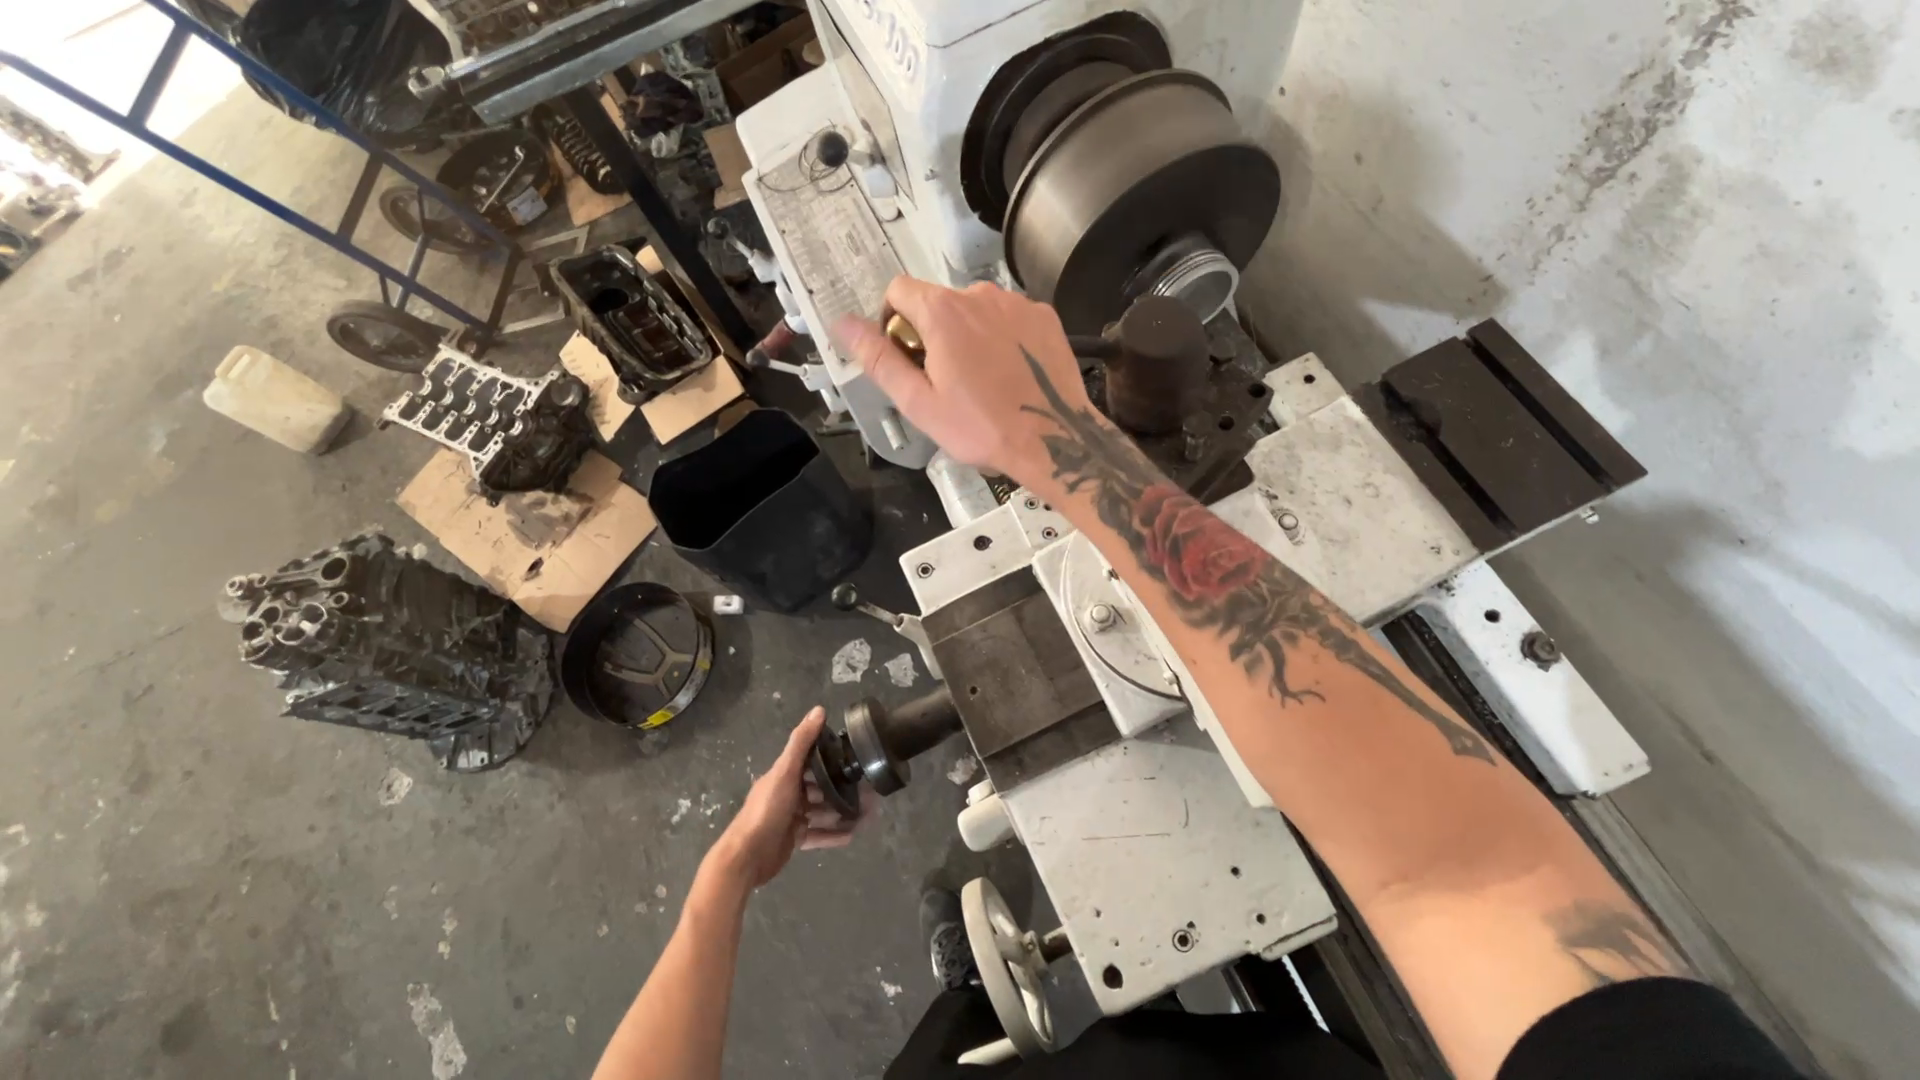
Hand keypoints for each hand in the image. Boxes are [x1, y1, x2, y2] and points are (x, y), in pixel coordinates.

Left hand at [707, 707, 867, 891]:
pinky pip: (819, 835)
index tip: (857, 759)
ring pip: (823, 812)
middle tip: (870, 792)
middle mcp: (789, 794)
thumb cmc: (766, 810)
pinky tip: (853, 834)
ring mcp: (792, 818)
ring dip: (843, 812)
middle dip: (844, 790)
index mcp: (785, 776)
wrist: (747, 856)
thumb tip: (819, 710)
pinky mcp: (794, 839)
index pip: (813, 762)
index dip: (833, 760)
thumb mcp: (785, 772)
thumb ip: (801, 743)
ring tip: (868, 814)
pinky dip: (834, 834)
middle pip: (821, 789)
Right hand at [831, 277, 1089, 483]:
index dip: (892, 321)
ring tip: (981, 380)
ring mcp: (1017, 303)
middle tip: (945, 380)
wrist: (1054, 440)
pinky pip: (1010, 317)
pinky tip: (1010, 372)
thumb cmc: (981, 428)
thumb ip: (878, 358)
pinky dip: (1003, 336)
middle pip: (938, 300)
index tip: (906, 357)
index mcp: (943, 312)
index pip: (898, 290)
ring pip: (976, 308)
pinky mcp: (1045, 317)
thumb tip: (842, 323)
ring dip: (969, 333)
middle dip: (932, 331)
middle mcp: (980, 294)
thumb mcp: (918, 402)